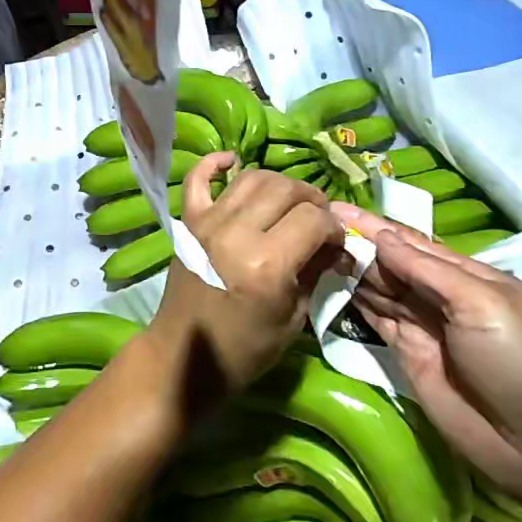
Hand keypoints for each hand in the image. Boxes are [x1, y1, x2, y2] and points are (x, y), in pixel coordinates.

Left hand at [147, 153, 343, 394]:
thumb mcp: (293, 319)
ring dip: (279, 183)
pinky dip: (214, 164)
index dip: (333, 227)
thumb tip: (336, 245)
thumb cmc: (244, 349)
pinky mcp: (189, 222)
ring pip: (253, 178)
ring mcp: (208, 224)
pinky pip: (198, 179)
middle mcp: (237, 234)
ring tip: (290, 201)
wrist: (184, 360)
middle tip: (318, 219)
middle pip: (286, 190)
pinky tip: (232, 161)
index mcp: (267, 264)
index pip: (314, 220)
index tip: (335, 241)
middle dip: (312, 200)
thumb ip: (315, 272)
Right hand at [334, 203, 521, 514]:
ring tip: (310, 249)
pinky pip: (376, 321)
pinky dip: (353, 303)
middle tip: (310, 227)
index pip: (412, 241)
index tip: (334, 206)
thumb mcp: (482, 305)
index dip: (375, 224)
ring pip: (381, 289)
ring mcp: (424, 327)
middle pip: (392, 262)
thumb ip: (428, 270)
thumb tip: (381, 236)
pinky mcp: (409, 357)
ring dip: (351, 270)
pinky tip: (327, 285)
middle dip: (357, 244)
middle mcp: (442, 295)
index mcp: (468, 274)